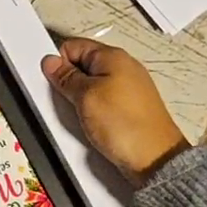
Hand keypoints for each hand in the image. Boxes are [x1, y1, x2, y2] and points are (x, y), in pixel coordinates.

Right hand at [40, 37, 189, 184]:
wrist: (155, 160)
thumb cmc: (124, 124)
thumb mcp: (85, 97)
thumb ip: (65, 77)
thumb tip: (51, 62)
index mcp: (113, 57)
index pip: (73, 46)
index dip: (59, 62)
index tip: (55, 82)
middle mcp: (123, 68)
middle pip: (82, 66)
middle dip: (70, 83)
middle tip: (69, 102)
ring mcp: (127, 89)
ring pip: (90, 87)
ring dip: (80, 101)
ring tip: (83, 117)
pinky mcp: (128, 108)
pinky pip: (101, 103)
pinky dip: (92, 113)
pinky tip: (93, 126)